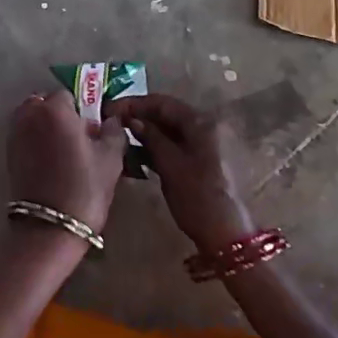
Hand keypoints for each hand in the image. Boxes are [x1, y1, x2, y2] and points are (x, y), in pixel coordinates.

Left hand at [8, 91, 126, 233]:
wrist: (50, 226)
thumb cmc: (84, 187)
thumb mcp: (111, 157)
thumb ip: (114, 130)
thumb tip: (112, 119)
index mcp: (55, 109)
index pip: (69, 95)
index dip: (82, 110)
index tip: (92, 129)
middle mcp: (30, 114)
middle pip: (46, 103)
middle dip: (60, 114)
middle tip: (78, 138)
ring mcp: (15, 133)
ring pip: (32, 117)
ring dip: (45, 125)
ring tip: (63, 149)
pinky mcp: (8, 152)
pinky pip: (24, 133)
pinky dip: (35, 139)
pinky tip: (50, 160)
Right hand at [104, 94, 256, 251]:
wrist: (227, 235)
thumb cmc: (196, 197)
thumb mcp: (169, 165)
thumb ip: (151, 138)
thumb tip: (132, 119)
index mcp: (203, 123)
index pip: (163, 103)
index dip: (135, 104)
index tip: (110, 109)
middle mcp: (209, 126)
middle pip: (169, 114)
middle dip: (141, 116)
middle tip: (113, 122)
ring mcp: (210, 144)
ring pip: (174, 130)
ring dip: (149, 132)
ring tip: (122, 137)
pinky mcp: (208, 160)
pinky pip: (180, 144)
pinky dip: (161, 146)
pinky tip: (140, 153)